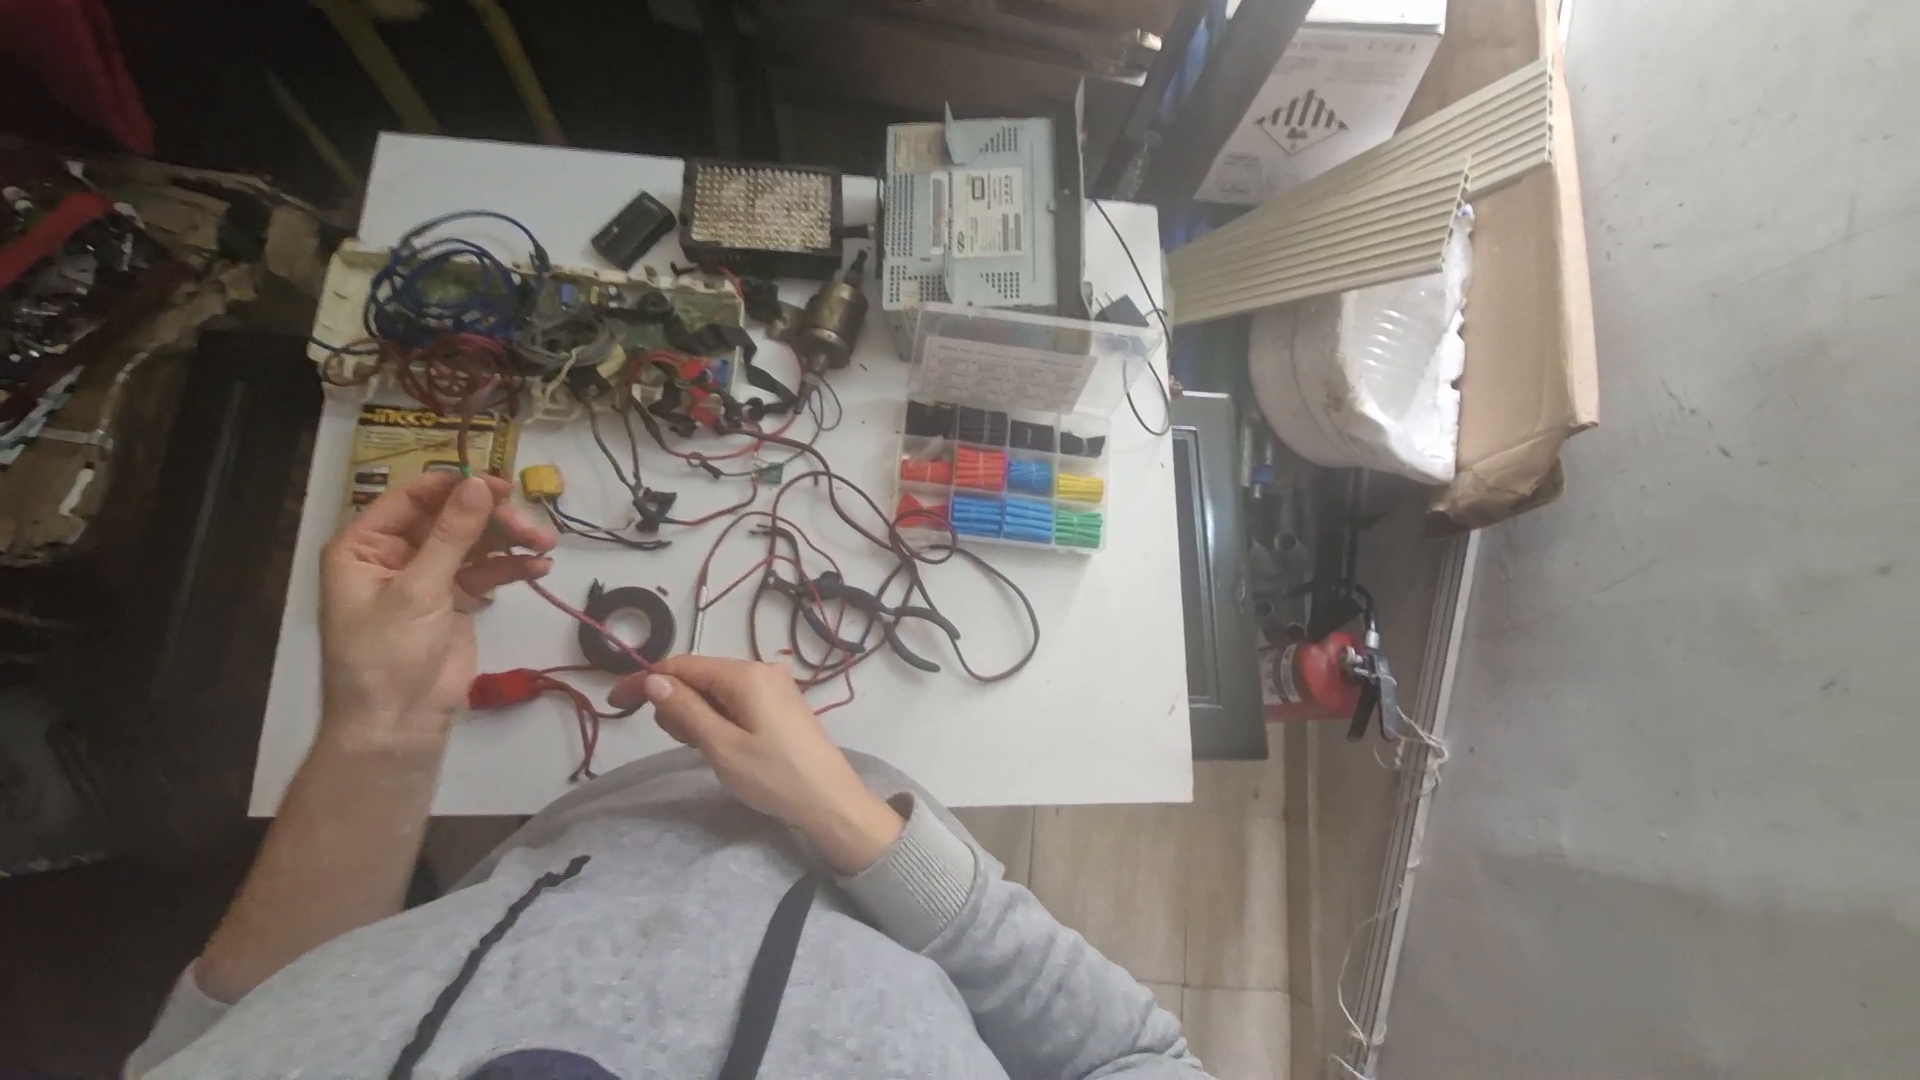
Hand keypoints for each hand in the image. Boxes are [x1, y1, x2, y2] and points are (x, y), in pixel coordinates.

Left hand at [320, 471, 555, 750]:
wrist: (399, 720)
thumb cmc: (388, 653)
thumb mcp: (419, 590)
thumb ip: (452, 535)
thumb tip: (479, 485)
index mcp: (365, 546)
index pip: (413, 499)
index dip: (457, 488)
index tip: (502, 487)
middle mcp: (396, 554)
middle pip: (452, 518)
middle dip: (494, 520)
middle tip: (531, 529)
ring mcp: (429, 576)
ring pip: (476, 542)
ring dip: (512, 541)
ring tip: (546, 547)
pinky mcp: (456, 598)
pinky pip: (488, 571)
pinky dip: (513, 567)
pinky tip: (539, 568)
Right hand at [611, 656, 902, 873]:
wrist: (829, 800)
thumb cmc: (773, 776)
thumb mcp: (721, 746)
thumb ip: (685, 710)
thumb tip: (653, 679)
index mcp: (746, 675)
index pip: (682, 665)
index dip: (645, 680)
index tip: (614, 702)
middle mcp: (762, 670)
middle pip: (700, 675)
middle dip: (676, 702)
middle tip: (680, 742)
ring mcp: (775, 686)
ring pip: (717, 690)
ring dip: (697, 713)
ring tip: (704, 748)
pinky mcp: (781, 704)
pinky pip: (736, 700)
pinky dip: (718, 717)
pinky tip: (720, 743)